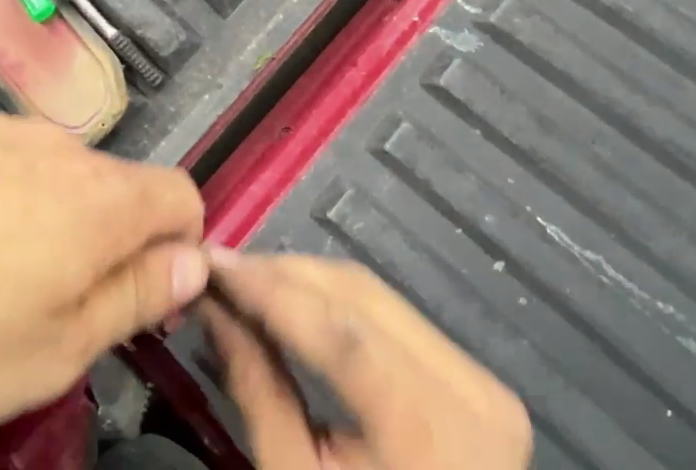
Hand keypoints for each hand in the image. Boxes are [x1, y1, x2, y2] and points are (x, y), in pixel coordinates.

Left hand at [0, 116, 208, 439]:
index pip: (184, 201)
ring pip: (50, 186)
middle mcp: (57, 150)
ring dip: (41, 237)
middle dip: (102, 254)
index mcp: (102, 200)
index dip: (179, 257)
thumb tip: (190, 264)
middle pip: (114, 193)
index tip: (136, 308)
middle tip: (44, 323)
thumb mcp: (45, 354)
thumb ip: (131, 303)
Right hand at [200, 249, 530, 469]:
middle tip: (222, 268)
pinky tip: (293, 300)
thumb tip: (213, 310)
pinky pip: (396, 319)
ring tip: (246, 279)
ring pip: (378, 297)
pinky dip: (338, 304)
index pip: (339, 331)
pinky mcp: (478, 379)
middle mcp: (472, 390)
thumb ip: (258, 389)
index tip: (212, 262)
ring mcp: (483, 380)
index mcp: (430, 432)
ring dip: (307, 282)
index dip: (270, 288)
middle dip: (284, 276)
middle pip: (362, 298)